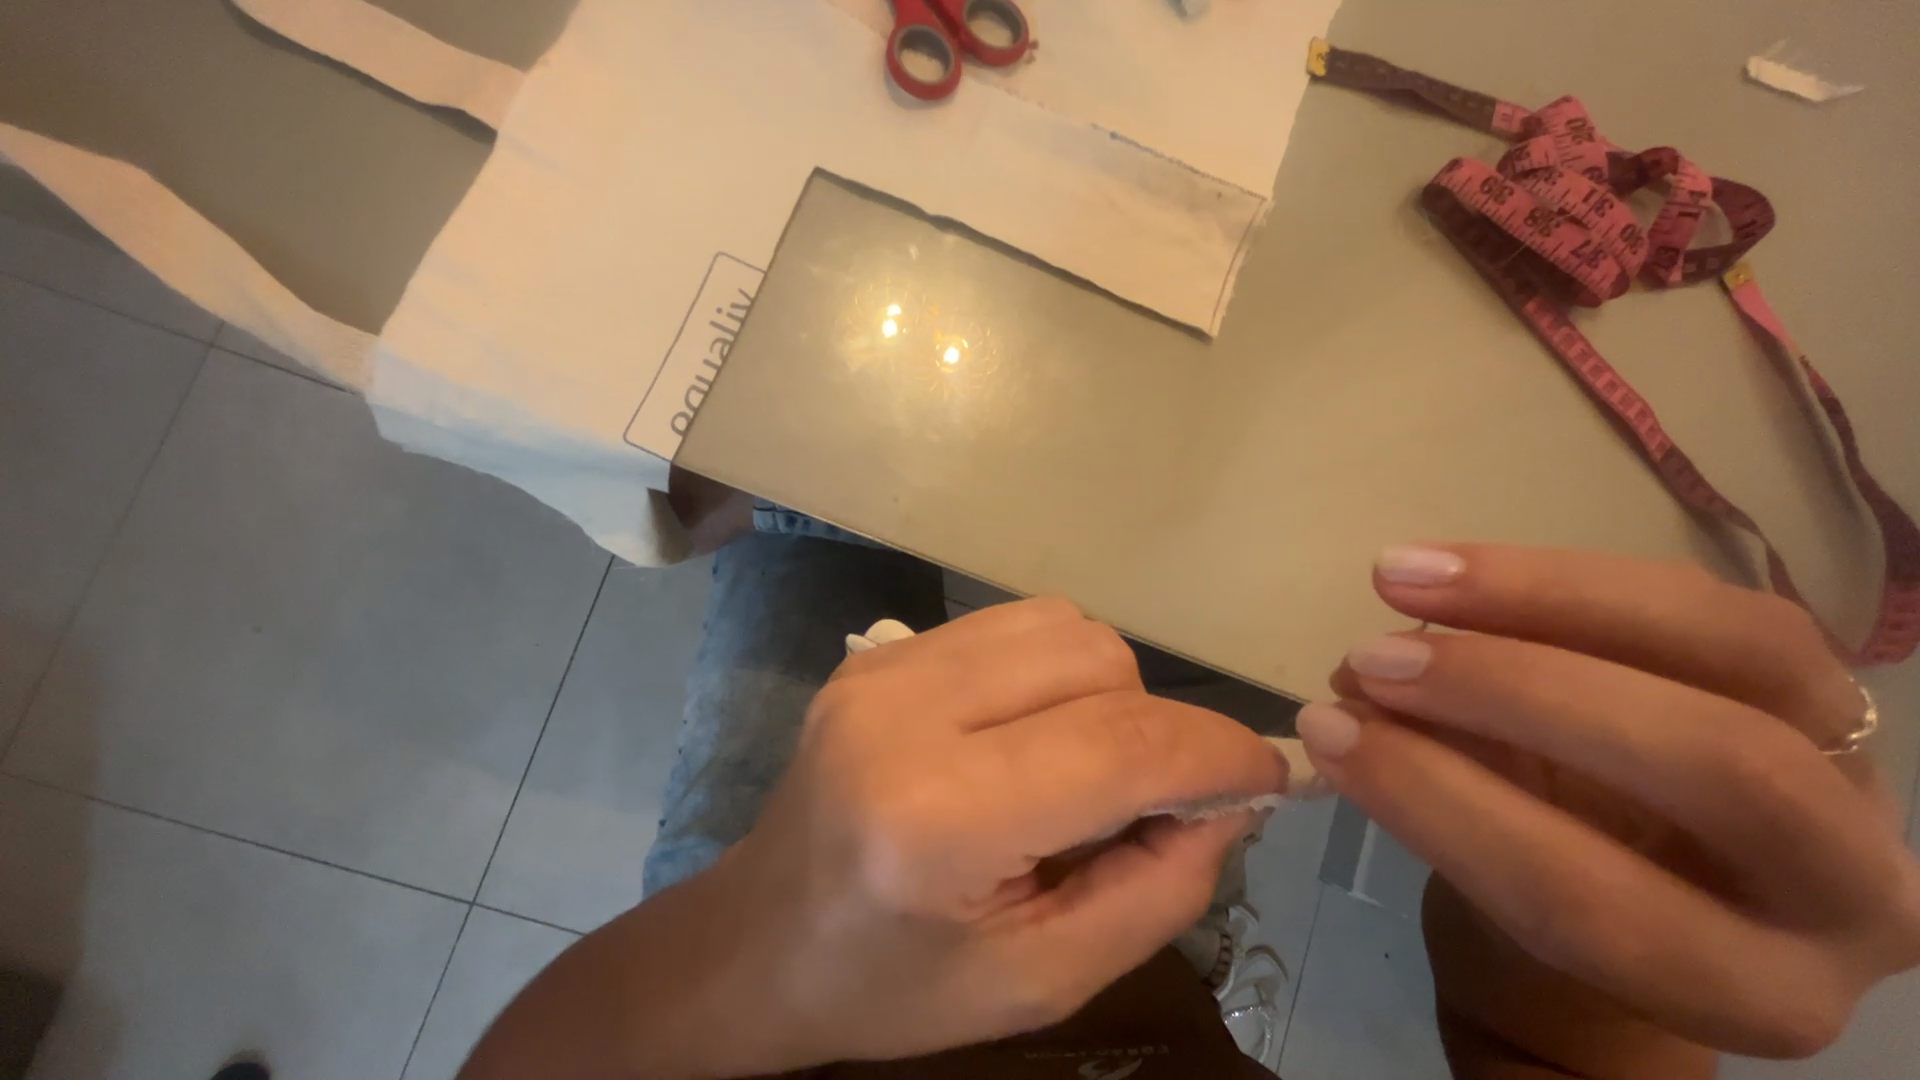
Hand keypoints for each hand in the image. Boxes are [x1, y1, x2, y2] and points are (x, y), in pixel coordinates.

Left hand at [702, 598, 1288, 1068]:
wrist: (761, 939)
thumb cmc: (897, 982)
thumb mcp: (1043, 978)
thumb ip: (1156, 889)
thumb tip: (1228, 801)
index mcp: (938, 815)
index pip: (1117, 746)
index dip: (1215, 753)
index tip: (1266, 777)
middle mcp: (905, 712)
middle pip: (1095, 660)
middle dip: (1156, 724)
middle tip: (1149, 796)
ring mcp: (884, 668)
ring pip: (1060, 626)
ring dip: (1106, 689)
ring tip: (1084, 762)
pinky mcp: (879, 651)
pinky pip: (1010, 627)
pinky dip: (1054, 671)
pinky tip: (1032, 730)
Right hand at [1300, 545, 1919, 1064]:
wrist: (1640, 897)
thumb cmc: (1545, 915)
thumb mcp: (1484, 896)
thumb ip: (1430, 802)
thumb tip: (1350, 705)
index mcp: (1750, 989)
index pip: (1591, 898)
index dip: (1441, 803)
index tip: (1326, 732)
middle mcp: (1853, 890)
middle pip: (1708, 763)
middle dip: (1509, 690)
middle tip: (1371, 655)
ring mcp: (1860, 768)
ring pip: (1739, 648)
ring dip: (1542, 597)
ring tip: (1403, 577)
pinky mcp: (1813, 681)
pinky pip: (1705, 602)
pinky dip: (1565, 576)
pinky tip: (1457, 567)